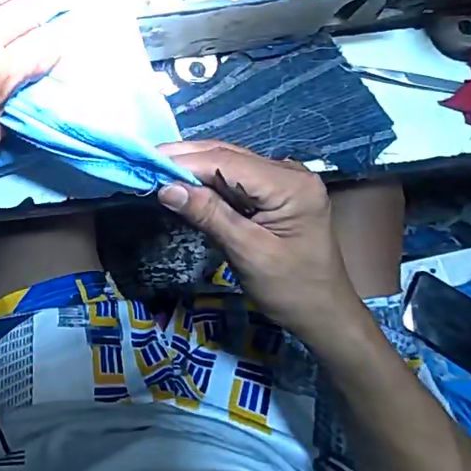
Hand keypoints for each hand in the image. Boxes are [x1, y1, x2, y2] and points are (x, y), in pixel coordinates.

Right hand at [156, 142, 394, 342]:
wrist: (325, 315)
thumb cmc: (291, 290)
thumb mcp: (247, 253)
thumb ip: (209, 215)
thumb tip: (166, 188)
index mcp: (290, 185)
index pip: (227, 162)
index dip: (185, 161)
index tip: (148, 164)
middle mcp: (289, 172)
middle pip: (228, 155)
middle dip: (185, 158)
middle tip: (145, 162)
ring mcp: (283, 180)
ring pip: (229, 162)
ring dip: (193, 166)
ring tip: (156, 168)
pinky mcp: (275, 191)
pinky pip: (236, 176)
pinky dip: (207, 178)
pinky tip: (184, 181)